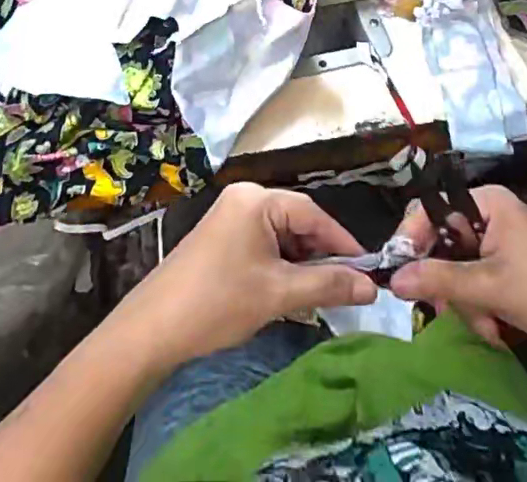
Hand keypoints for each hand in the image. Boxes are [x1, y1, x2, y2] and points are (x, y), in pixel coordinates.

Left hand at [114, 183, 376, 368]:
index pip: (313, 213)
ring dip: (302, 265)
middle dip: (321, 256)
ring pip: (282, 236)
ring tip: (318, 296)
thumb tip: (372, 286)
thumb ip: (328, 285)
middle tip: (345, 289)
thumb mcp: (279, 294)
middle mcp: (243, 198)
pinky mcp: (222, 237)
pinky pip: (263, 245)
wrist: (154, 328)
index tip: (368, 273)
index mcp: (256, 199)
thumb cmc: (219, 302)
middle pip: (297, 222)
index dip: (343, 243)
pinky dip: (280, 267)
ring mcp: (230, 216)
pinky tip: (289, 294)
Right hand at [388, 185, 526, 413]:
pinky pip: (473, 285)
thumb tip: (390, 280)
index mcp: (487, 202)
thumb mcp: (492, 288)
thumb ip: (439, 280)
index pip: (429, 210)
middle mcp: (490, 216)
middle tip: (447, 312)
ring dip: (465, 304)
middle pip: (440, 243)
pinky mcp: (508, 271)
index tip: (397, 273)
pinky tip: (499, 330)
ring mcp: (500, 245)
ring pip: (455, 270)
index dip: (410, 239)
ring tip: (490, 327)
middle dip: (446, 283)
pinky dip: (479, 309)